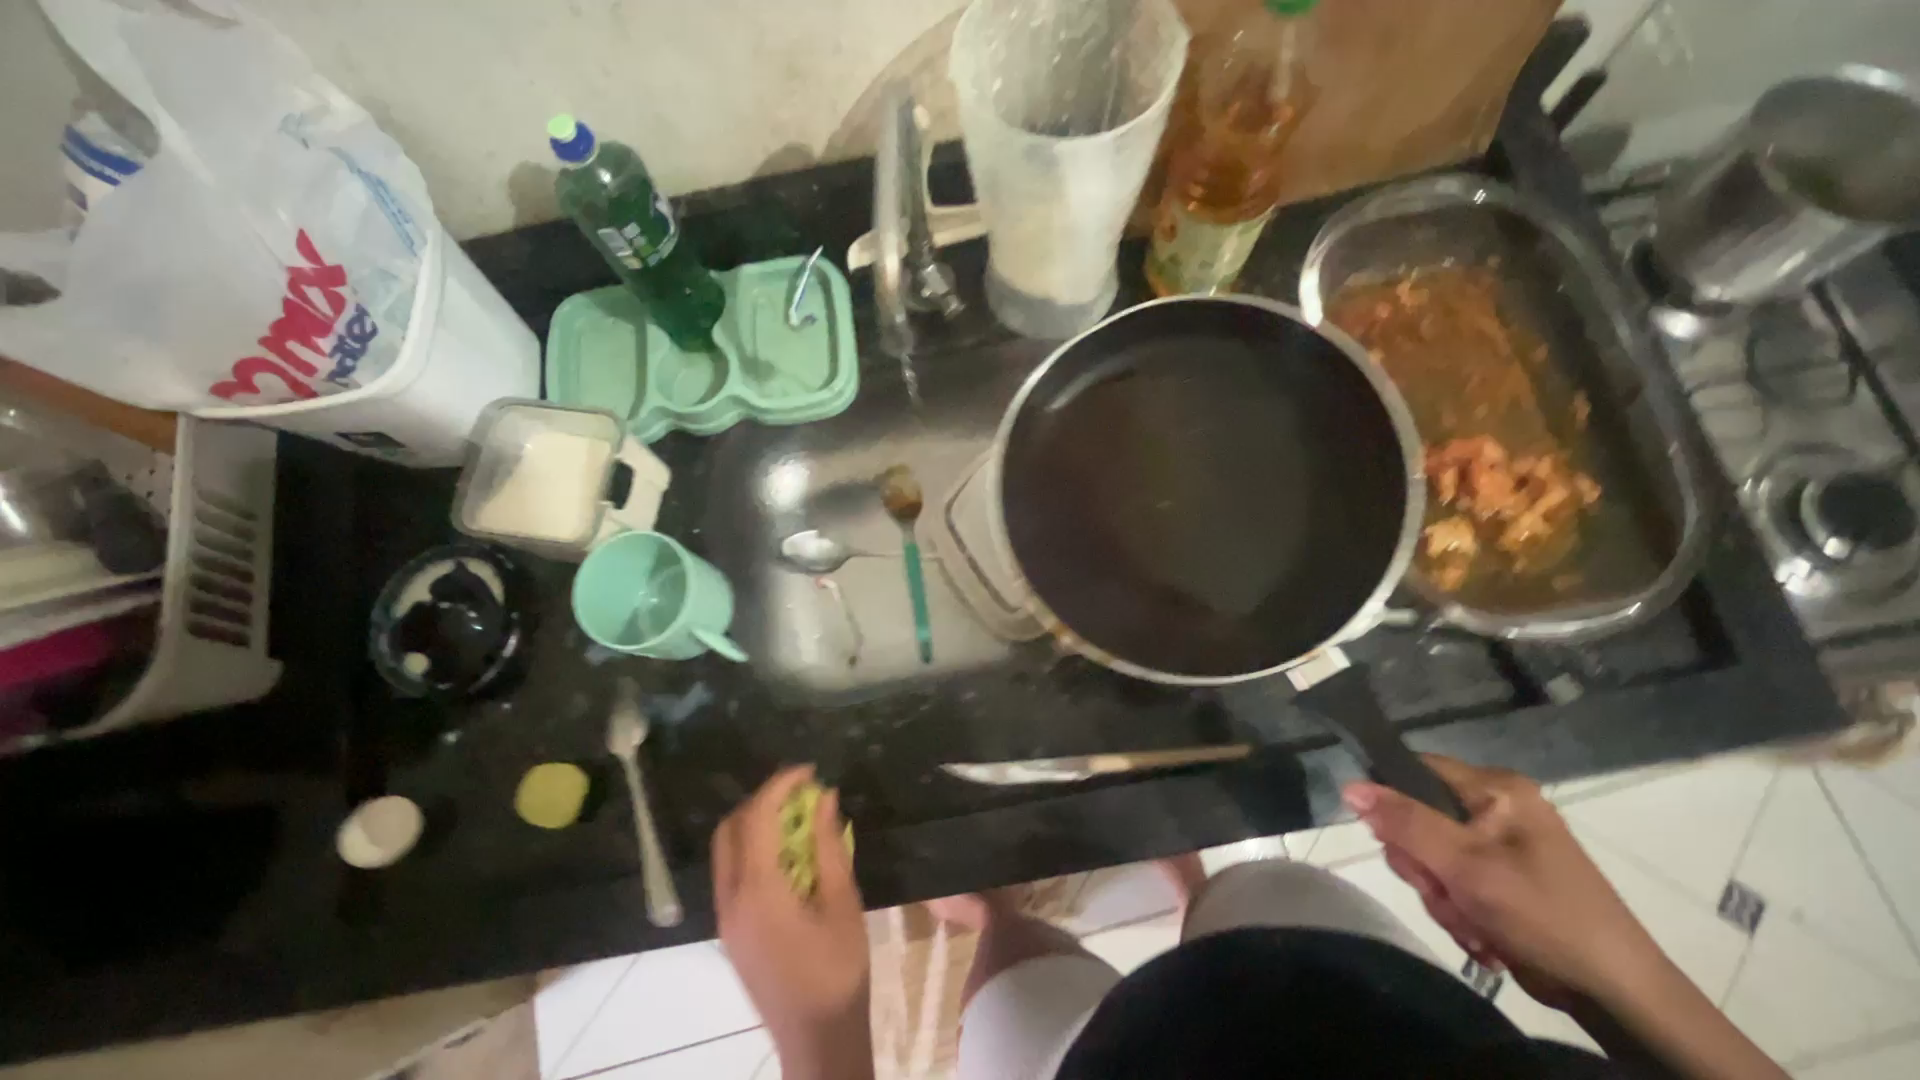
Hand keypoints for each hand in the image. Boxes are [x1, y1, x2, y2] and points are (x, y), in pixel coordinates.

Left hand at [711, 766, 871, 1079]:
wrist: (815, 1036)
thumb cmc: (838, 970)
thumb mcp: (843, 903)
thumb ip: (828, 846)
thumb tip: (824, 798)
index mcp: (759, 890)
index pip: (759, 818)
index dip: (781, 786)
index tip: (810, 771)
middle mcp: (730, 898)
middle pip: (732, 828)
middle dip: (763, 800)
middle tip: (800, 792)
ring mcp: (724, 917)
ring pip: (725, 851)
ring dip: (754, 824)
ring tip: (796, 818)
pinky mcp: (729, 931)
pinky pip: (730, 874)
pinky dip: (751, 850)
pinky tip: (786, 855)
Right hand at [1344, 755, 1665, 1008]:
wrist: (1611, 988)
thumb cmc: (1542, 913)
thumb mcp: (1465, 865)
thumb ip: (1405, 822)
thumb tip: (1349, 786)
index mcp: (1497, 789)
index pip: (1417, 770)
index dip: (1392, 800)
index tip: (1392, 841)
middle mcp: (1497, 810)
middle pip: (1418, 820)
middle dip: (1423, 867)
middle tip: (1444, 890)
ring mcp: (1500, 848)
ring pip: (1431, 859)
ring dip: (1441, 897)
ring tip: (1472, 921)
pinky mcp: (1501, 882)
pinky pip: (1452, 885)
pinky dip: (1459, 912)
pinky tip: (1482, 934)